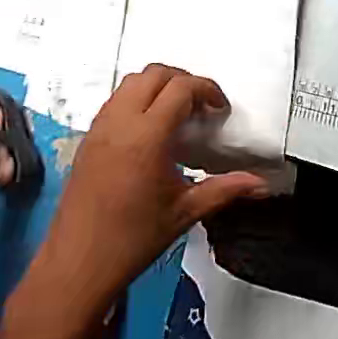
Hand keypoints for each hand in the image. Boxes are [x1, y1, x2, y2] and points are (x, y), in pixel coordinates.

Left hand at [11, 64, 269, 334]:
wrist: (78, 264)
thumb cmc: (132, 240)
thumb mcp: (185, 212)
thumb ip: (225, 190)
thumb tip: (259, 184)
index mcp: (146, 137)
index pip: (181, 88)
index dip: (207, 89)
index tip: (219, 109)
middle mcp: (120, 123)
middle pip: (154, 74)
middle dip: (184, 81)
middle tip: (201, 106)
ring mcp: (99, 128)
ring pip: (131, 82)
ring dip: (158, 86)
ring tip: (177, 114)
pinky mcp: (87, 139)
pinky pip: (114, 100)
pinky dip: (136, 99)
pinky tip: (150, 130)